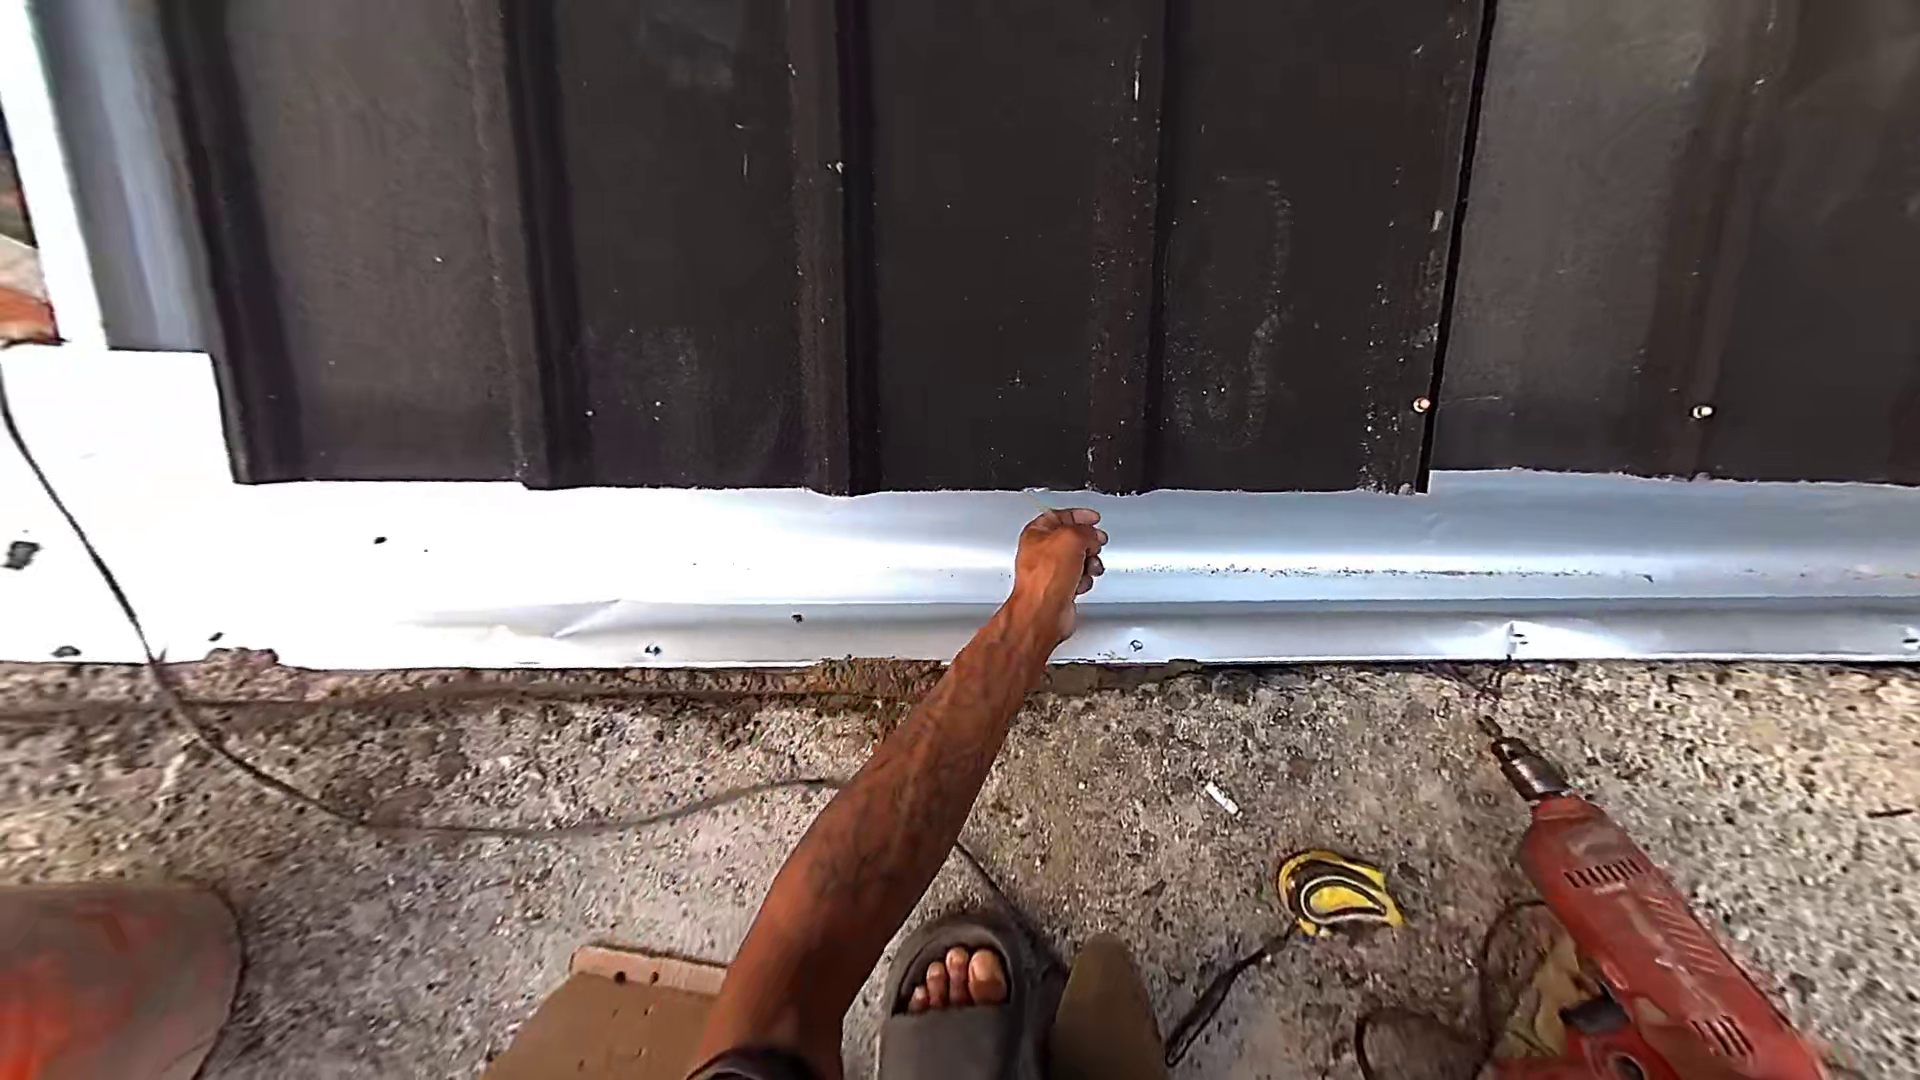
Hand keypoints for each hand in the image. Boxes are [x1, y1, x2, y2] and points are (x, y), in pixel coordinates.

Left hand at [1006, 508, 1106, 644]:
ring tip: (1088, 567)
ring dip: (1089, 563)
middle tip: (1095, 545)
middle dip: (1088, 542)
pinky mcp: (1060, 587)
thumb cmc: (1044, 579)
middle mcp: (1041, 551)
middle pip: (1073, 538)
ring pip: (1079, 559)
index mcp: (1037, 533)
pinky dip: (1084, 579)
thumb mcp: (1072, 538)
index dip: (1078, 515)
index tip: (1093, 517)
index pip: (1060, 515)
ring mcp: (1050, 570)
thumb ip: (1085, 529)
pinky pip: (1079, 577)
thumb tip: (1092, 534)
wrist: (1044, 612)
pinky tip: (1079, 583)